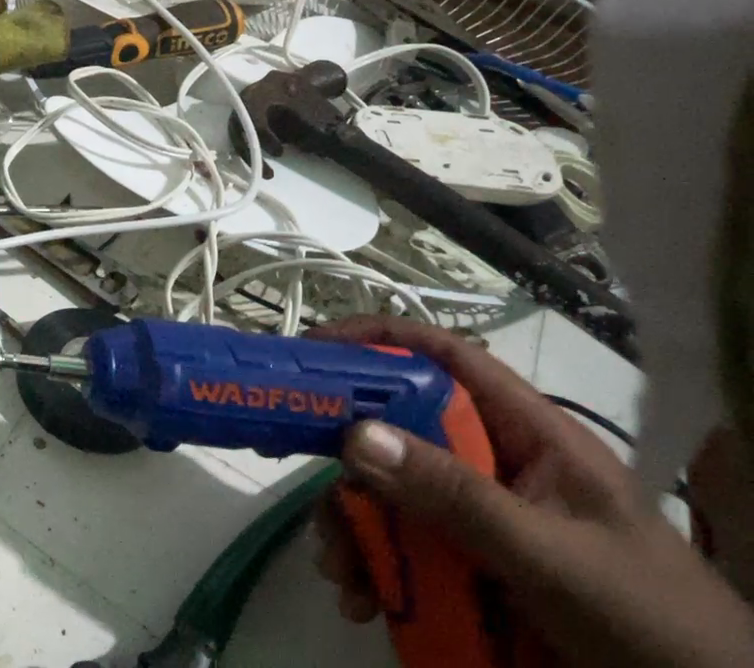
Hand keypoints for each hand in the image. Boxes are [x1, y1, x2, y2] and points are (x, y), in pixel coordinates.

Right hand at [311, 315, 753, 667]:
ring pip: (387, 494)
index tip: (310, 350)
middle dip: (346, 468)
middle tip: (313, 495)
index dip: (378, 340)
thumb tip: (353, 433)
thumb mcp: (549, 555)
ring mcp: (480, 513)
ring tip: (343, 576)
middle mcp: (494, 463)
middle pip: (396, 433)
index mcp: (528, 436)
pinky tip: (365, 600)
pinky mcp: (469, 559)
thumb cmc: (647, 618)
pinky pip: (400, 545)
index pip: (446, 359)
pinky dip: (372, 568)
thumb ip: (455, 496)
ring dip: (352, 530)